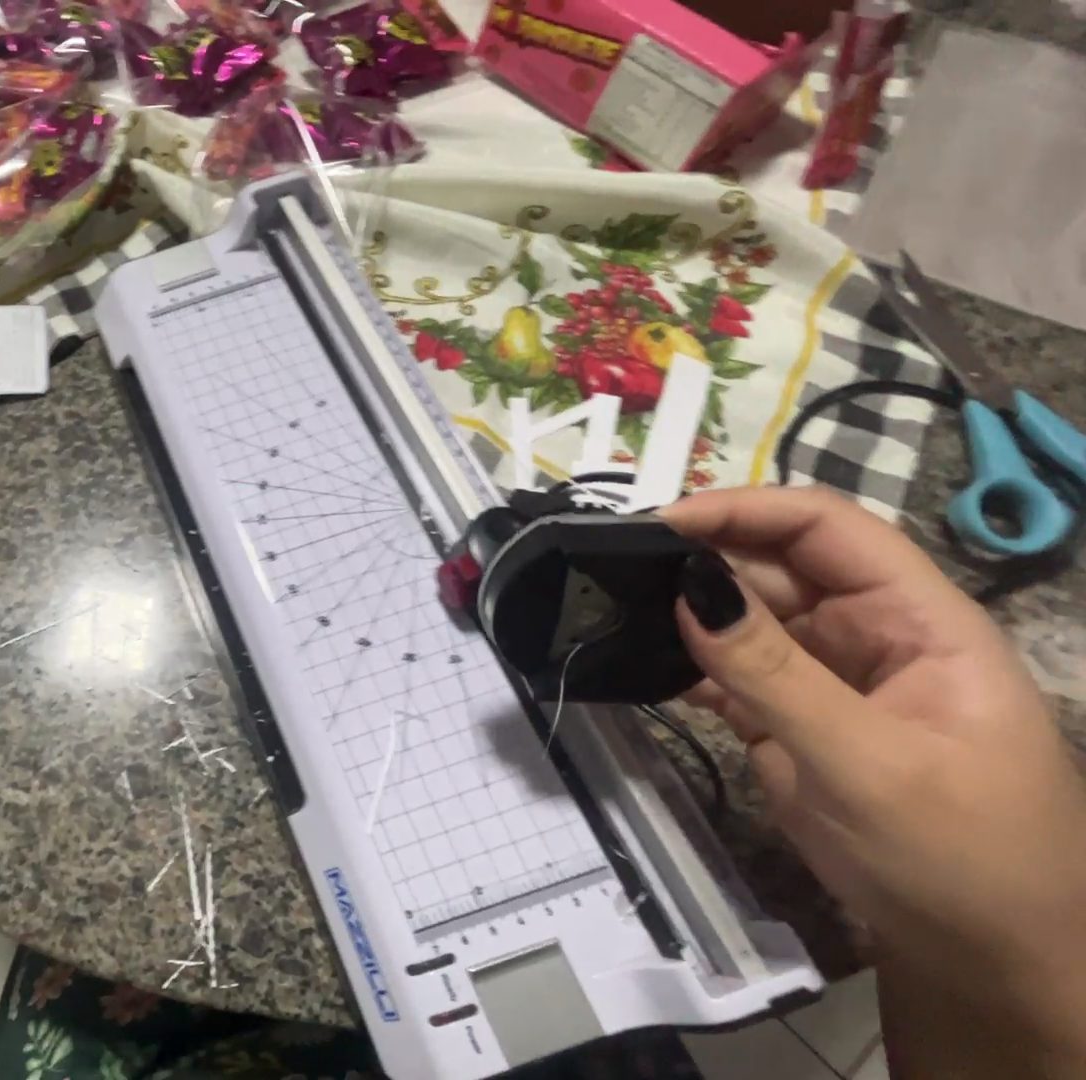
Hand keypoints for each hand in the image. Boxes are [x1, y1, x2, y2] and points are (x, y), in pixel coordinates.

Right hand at [662, 487, 1085, 1073]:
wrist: (980, 958)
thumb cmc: (959, 855)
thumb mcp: (867, 761)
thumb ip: (773, 673)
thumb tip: (688, 589)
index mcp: (919, 621)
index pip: (829, 529)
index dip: (746, 511)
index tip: (661, 524)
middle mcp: (867, 633)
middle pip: (774, 564)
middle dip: (699, 556)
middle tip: (614, 565)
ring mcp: (822, 676)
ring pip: (740, 615)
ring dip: (680, 608)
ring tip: (611, 605)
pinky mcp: (785, 716)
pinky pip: (723, 668)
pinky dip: (679, 661)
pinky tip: (636, 660)